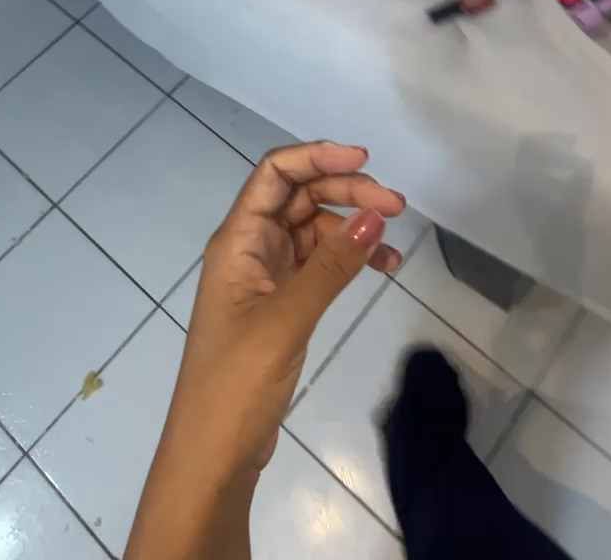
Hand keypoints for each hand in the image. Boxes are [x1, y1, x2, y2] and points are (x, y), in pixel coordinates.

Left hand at [173, 141, 406, 471]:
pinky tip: (381, 267)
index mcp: (238, 239)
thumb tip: (377, 216)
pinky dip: (349, 260)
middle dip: (347, 191)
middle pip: (301, 196)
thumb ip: (332, 266)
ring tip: (394, 240)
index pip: (276, 174)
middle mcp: (251, 247)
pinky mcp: (282, 301)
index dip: (316, 155)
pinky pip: (320, 263)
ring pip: (315, 229)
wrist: (213, 455)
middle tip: (397, 205)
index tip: (364, 160)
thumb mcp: (287, 318)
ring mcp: (267, 275)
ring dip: (353, 227)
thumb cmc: (236, 382)